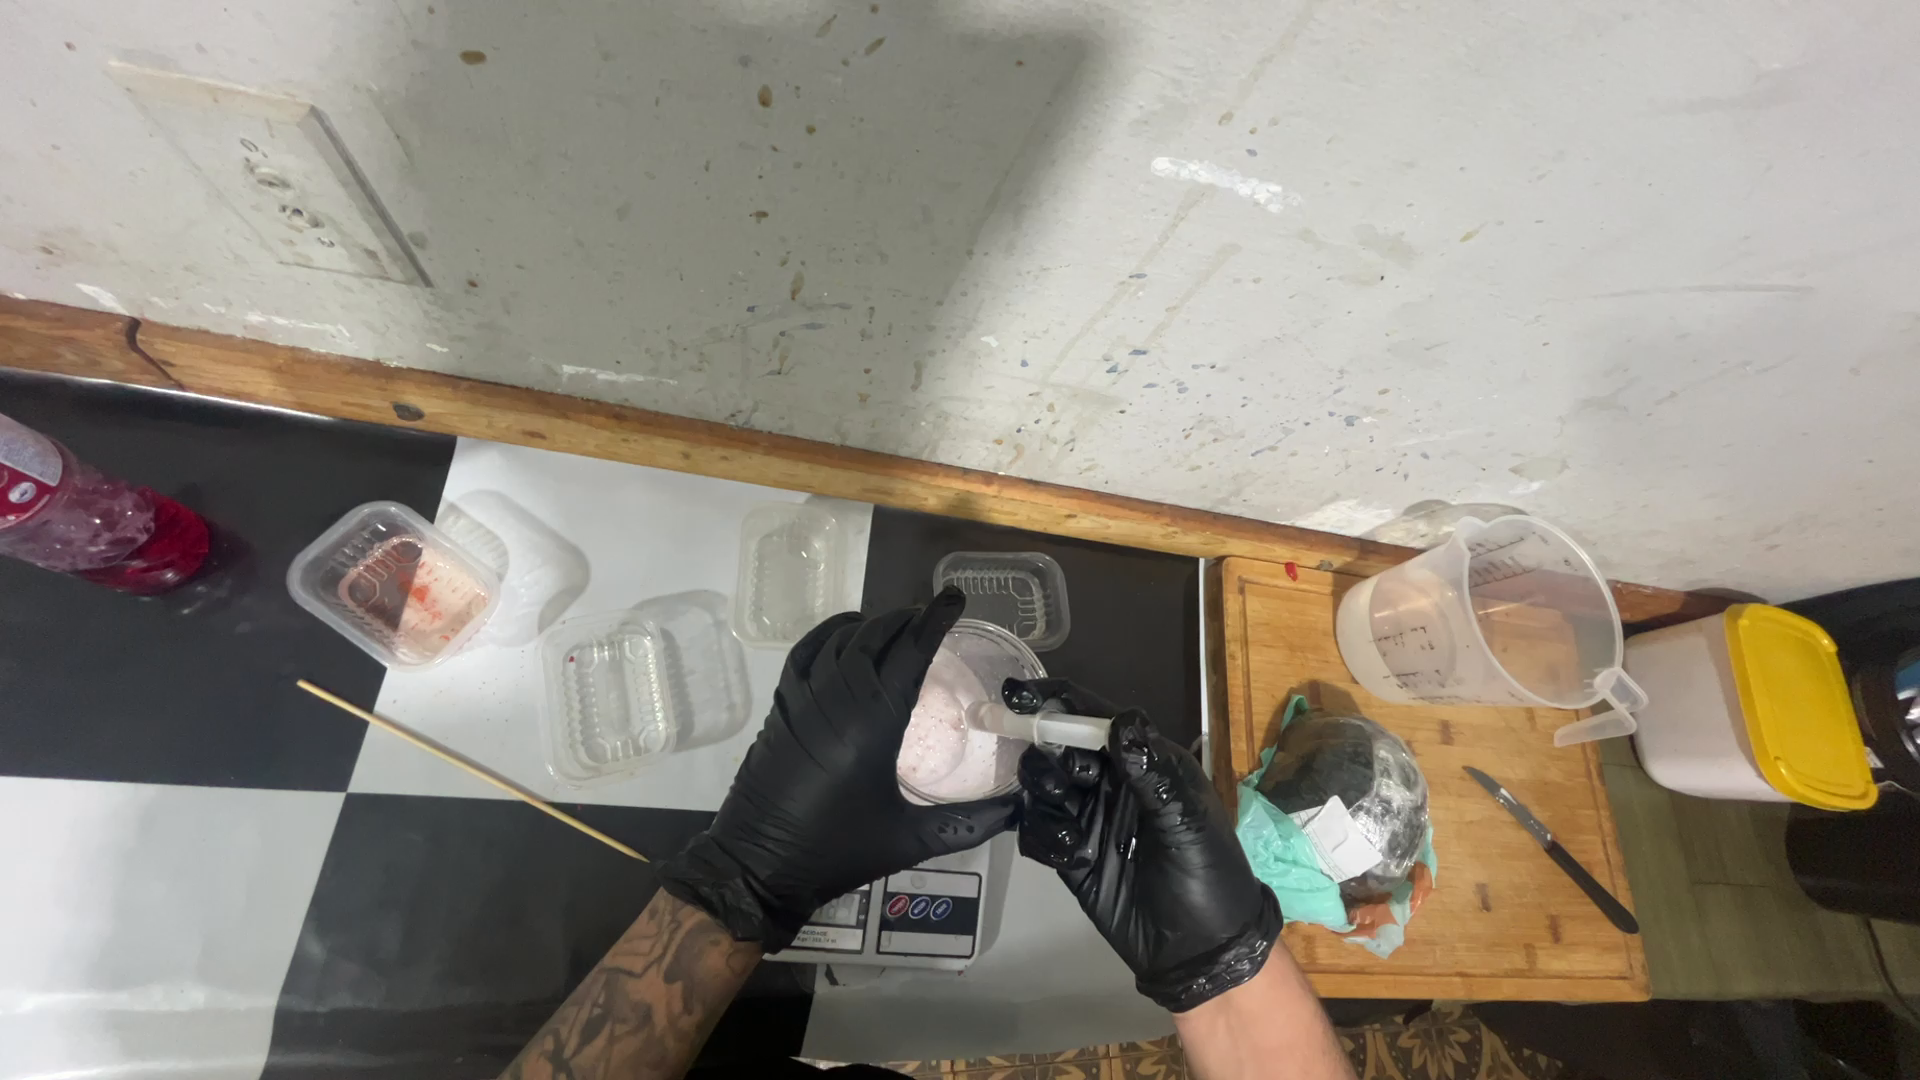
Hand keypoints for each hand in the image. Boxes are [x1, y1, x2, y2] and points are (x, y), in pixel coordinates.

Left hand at [661, 587, 1019, 950]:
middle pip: (876, 636)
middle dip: (908, 618)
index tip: (955, 598)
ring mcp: (804, 697)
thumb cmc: (837, 852)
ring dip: (873, 623)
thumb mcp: (909, 840)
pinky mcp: (782, 705)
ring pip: (842, 638)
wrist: (758, 867)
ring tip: (898, 624)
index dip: (935, 621)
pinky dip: (830, 632)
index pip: (910, 654)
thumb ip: (968, 823)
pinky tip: (847, 633)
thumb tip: (1017, 810)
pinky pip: (806, 651)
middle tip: (932, 617)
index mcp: (874, 724)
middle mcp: (838, 699)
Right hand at [1013, 679, 1281, 1011]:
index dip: (1055, 699)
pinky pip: (1036, 829)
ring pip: (1041, 783)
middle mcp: (1109, 780)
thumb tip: (1121, 721)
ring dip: (1043, 792)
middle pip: (1057, 744)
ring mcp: (1086, 815)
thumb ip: (1152, 771)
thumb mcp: (1186, 820)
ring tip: (1069, 824)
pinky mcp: (1068, 852)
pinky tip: (1069, 855)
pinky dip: (1042, 835)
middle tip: (1071, 784)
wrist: (1201, 951)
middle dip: (1049, 752)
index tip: (1017, 695)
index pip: (1093, 715)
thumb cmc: (1207, 872)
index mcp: (1141, 760)